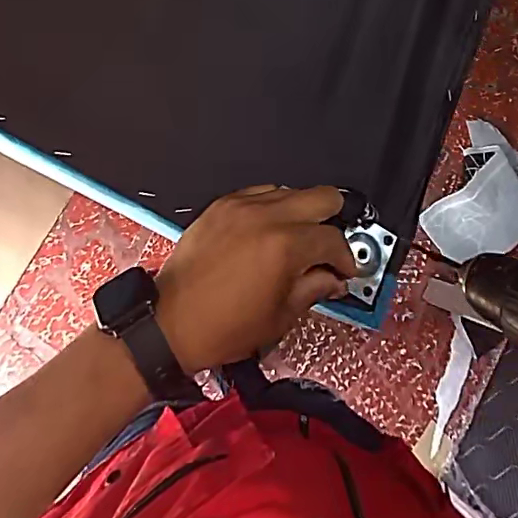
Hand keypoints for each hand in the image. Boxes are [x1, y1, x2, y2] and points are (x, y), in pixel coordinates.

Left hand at [154, 184, 355, 372]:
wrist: (170, 324)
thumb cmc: (218, 327)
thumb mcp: (280, 316)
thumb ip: (314, 289)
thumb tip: (332, 278)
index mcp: (284, 247)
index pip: (334, 238)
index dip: (347, 256)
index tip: (345, 268)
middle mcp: (264, 218)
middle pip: (323, 195)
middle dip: (336, 219)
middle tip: (332, 244)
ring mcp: (241, 207)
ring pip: (291, 191)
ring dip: (302, 213)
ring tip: (298, 240)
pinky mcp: (222, 206)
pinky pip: (260, 193)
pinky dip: (272, 208)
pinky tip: (270, 231)